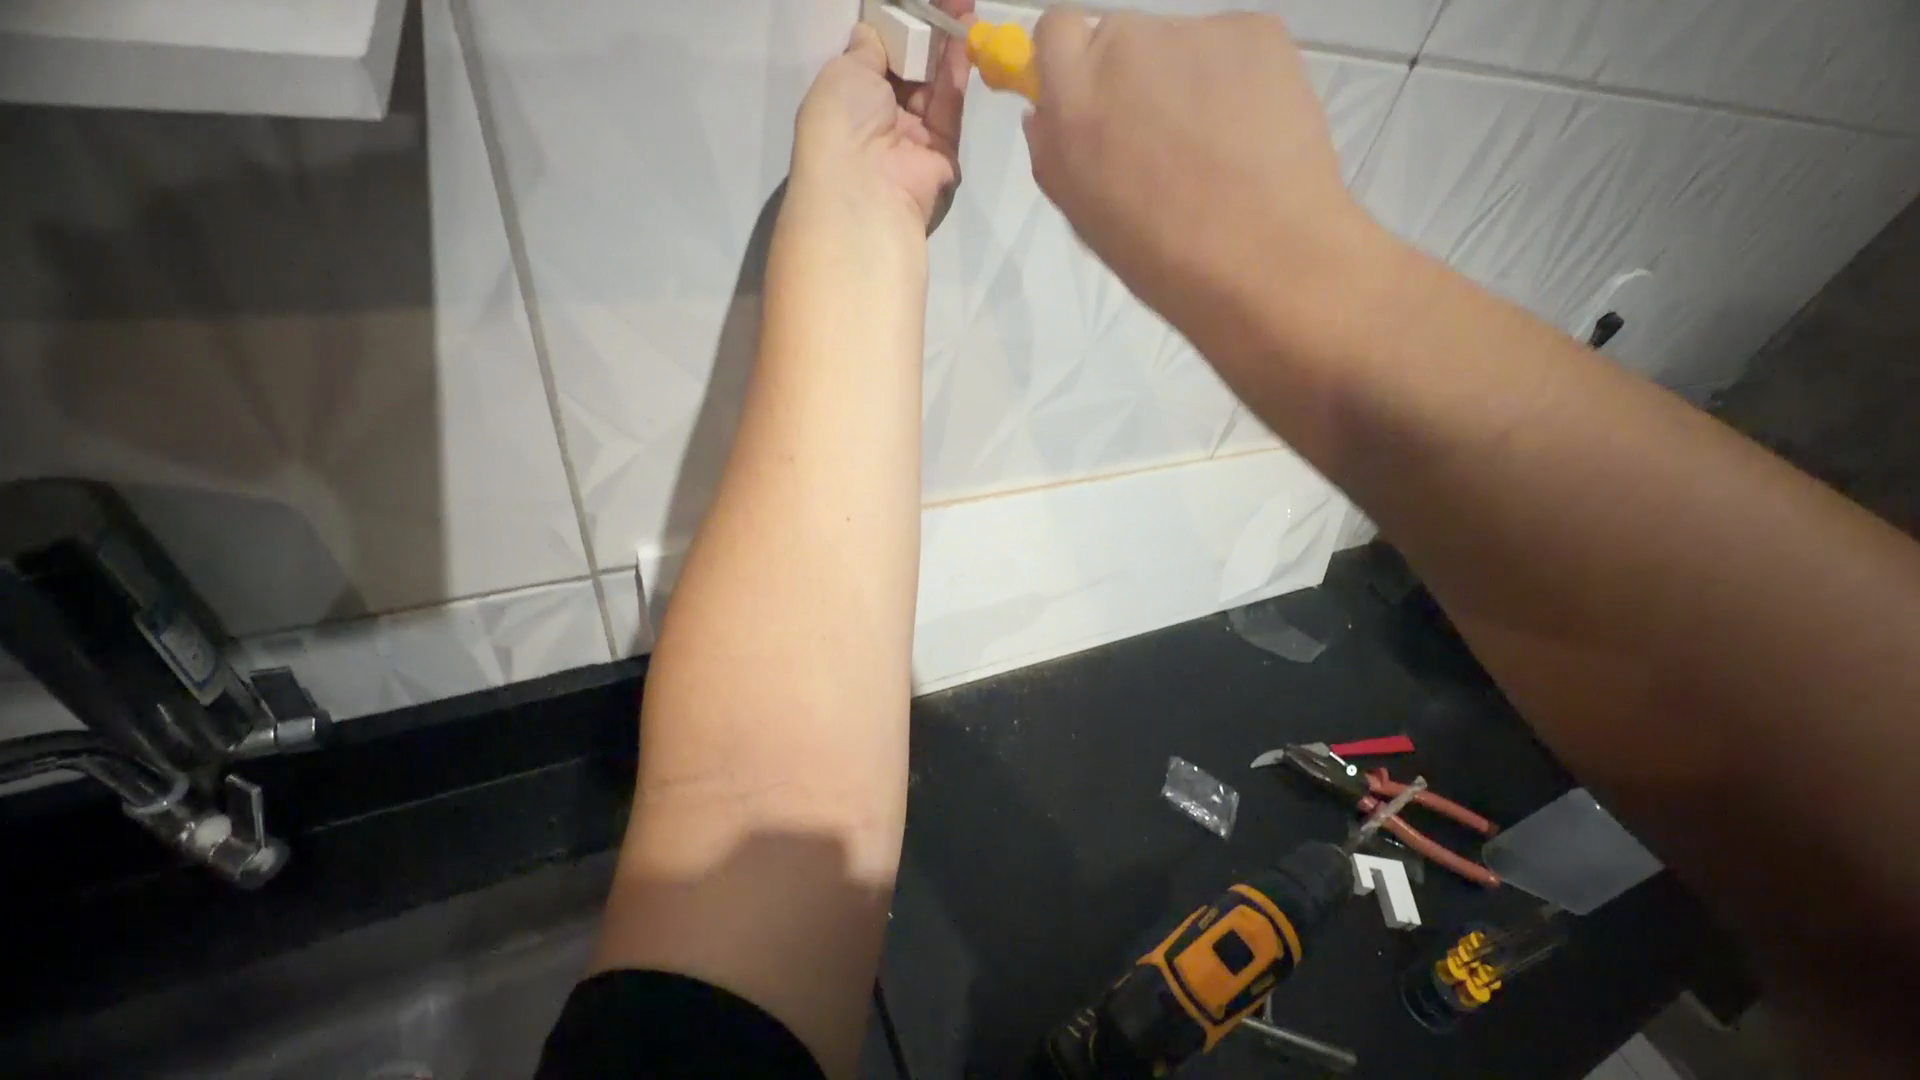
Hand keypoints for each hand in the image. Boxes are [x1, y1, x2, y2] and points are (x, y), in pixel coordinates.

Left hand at [792, 2, 974, 230]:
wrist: (864, 190)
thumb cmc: (840, 124)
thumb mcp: (843, 71)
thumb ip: (865, 49)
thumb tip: (870, 31)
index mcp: (848, 104)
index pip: (876, 60)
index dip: (894, 29)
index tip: (911, 4)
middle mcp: (880, 122)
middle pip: (909, 70)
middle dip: (926, 33)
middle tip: (947, 1)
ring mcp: (912, 140)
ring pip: (933, 86)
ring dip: (946, 47)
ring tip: (963, 8)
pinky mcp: (942, 154)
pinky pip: (949, 108)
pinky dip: (955, 75)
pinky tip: (964, 40)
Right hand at [1025, 10, 1382, 348]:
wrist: (1266, 262)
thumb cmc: (1163, 260)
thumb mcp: (1083, 215)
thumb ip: (1057, 149)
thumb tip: (1048, 109)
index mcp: (1074, 101)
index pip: (1055, 31)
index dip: (1072, 63)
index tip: (1093, 103)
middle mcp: (1126, 47)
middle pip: (1119, 40)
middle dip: (1132, 80)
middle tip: (1162, 145)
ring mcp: (1194, 33)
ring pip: (1178, 47)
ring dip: (1186, 84)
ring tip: (1216, 153)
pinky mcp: (1256, 31)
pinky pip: (1232, 48)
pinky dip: (1237, 83)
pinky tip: (1252, 138)